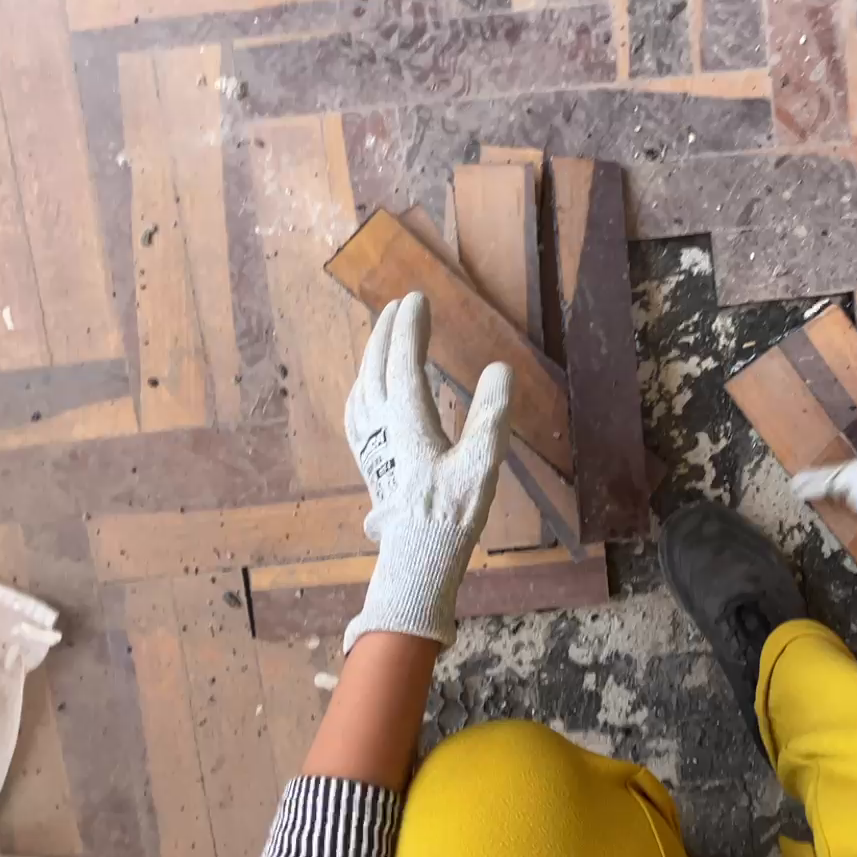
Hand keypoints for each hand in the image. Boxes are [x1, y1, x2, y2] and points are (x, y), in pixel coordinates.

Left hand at [342, 292, 513, 652]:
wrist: (417, 558)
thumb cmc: (452, 513)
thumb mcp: (482, 463)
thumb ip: (491, 414)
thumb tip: (500, 368)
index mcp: (409, 421)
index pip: (404, 361)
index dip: (410, 328)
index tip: (416, 299)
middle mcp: (381, 425)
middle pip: (377, 367)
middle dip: (386, 332)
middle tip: (398, 305)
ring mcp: (369, 443)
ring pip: (362, 385)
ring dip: (371, 355)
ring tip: (382, 336)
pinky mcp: (367, 459)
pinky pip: (356, 409)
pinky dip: (362, 385)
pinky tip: (366, 387)